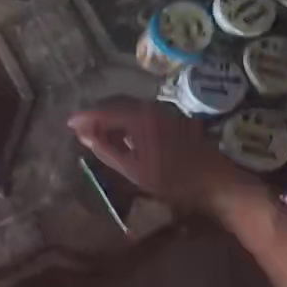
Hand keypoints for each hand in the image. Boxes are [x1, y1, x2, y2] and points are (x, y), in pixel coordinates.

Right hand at [68, 98, 259, 213]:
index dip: (84, 117)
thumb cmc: (173, 180)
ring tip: (100, 132)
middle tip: (82, 128)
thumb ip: (106, 150)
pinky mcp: (174, 117)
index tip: (69, 124)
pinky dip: (127, 119)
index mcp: (138, 118)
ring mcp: (164, 111)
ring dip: (112, 116)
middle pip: (116, 104)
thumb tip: (84, 136)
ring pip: (129, 107)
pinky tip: (124, 134)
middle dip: (97, 115)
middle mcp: (150, 108)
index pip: (104, 111)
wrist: (218, 183)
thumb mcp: (133, 170)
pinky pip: (142, 112)